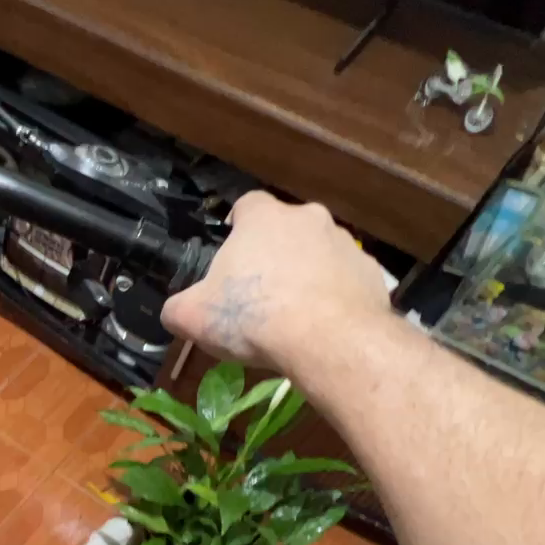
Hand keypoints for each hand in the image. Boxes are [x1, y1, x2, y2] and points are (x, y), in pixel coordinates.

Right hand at [162, 192, 391, 367]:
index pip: (247, 205)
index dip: (237, 226)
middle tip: (259, 291)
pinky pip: (343, 280)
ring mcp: (344, 243)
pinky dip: (331, 296)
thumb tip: (175, 311)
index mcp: (262, 219)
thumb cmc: (253, 317)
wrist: (327, 339)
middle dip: (272, 254)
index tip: (232, 252)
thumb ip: (177, 309)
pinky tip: (319, 326)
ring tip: (291, 315)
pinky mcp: (370, 272)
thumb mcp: (192, 317)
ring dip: (304, 274)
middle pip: (284, 229)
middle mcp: (307, 218)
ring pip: (317, 253)